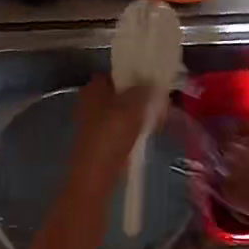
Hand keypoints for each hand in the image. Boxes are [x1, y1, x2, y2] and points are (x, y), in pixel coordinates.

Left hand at [69, 75, 155, 190]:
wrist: (96, 174)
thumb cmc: (111, 136)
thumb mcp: (132, 108)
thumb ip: (143, 91)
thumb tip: (151, 82)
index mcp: (92, 90)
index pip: (114, 74)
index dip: (132, 74)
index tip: (152, 79)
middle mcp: (90, 103)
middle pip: (119, 93)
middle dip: (139, 96)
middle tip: (159, 100)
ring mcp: (94, 123)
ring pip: (122, 112)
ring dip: (138, 114)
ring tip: (157, 118)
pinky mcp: (101, 141)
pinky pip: (121, 128)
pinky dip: (134, 129)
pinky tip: (148, 133)